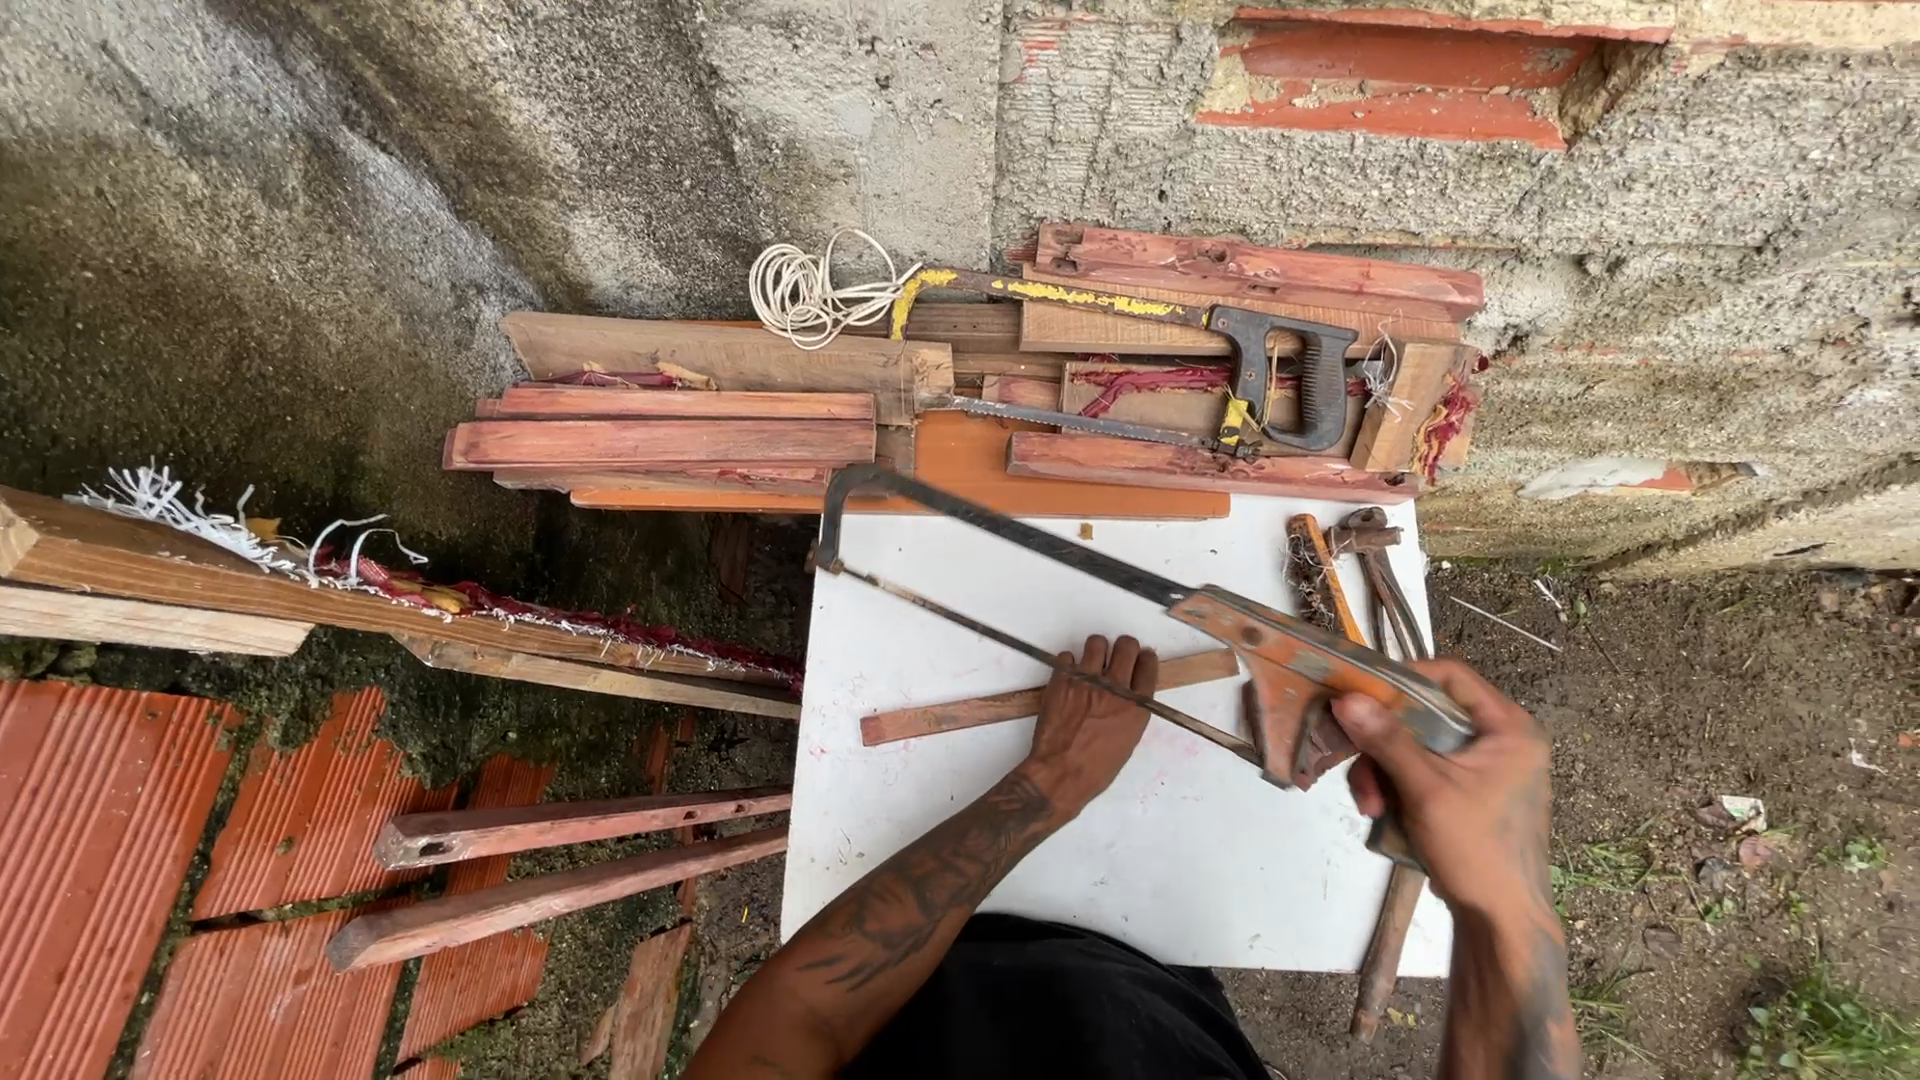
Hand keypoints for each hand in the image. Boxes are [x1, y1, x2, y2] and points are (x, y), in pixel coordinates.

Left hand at [1018, 634, 1158, 818]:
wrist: (1061, 772)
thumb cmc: (1097, 768)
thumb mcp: (1128, 740)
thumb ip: (1132, 711)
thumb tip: (1128, 692)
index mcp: (1137, 706)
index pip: (1148, 665)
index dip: (1144, 659)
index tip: (1140, 658)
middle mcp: (1115, 688)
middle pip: (1127, 646)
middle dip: (1124, 647)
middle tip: (1116, 656)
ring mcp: (1087, 681)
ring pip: (1096, 642)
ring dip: (1095, 650)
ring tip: (1091, 662)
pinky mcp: (1062, 680)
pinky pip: (1067, 656)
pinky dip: (1069, 664)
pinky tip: (1069, 677)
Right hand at [1332, 659, 1551, 919]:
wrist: (1500, 921)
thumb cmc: (1477, 849)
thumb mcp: (1426, 789)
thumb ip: (1387, 740)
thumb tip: (1346, 698)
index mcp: (1509, 729)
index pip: (1450, 675)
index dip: (1403, 677)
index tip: (1361, 694)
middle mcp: (1498, 739)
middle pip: (1422, 712)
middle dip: (1381, 740)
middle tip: (1355, 760)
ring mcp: (1480, 766)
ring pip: (1411, 742)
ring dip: (1380, 769)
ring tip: (1370, 804)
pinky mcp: (1463, 789)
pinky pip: (1416, 767)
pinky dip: (1392, 784)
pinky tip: (1380, 811)